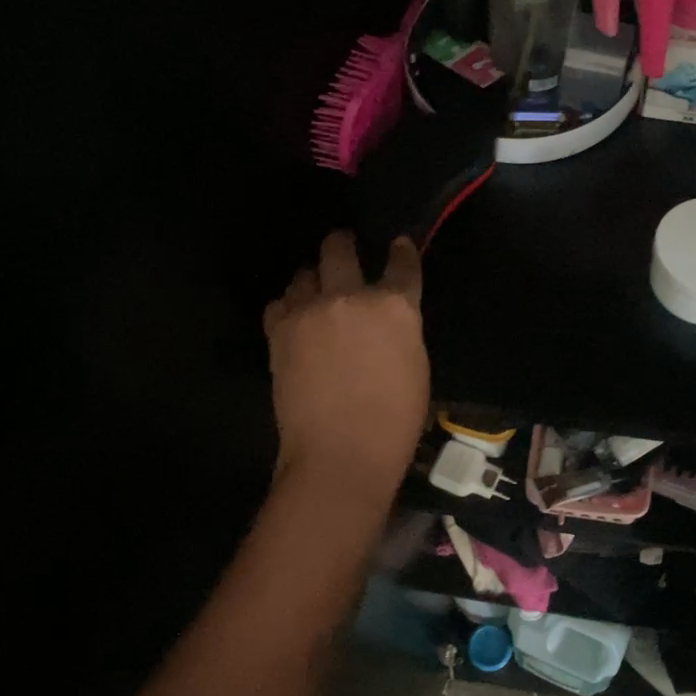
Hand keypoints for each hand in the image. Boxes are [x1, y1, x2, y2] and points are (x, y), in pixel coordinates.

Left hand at [263, 231, 428, 499]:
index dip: (400, 251)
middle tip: (343, 245)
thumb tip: (388, 319)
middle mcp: (350, 296)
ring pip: (304, 273)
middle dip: (342, 244)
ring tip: (316, 290)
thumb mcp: (416, 367)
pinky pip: (280, 303)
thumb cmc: (394, 421)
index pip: (401, 264)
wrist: (340, 452)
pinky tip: (294, 318)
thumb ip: (401, 331)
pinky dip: (289, 306)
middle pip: (339, 249)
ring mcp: (309, 311)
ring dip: (313, 278)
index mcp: (395, 307)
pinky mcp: (278, 331)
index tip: (397, 244)